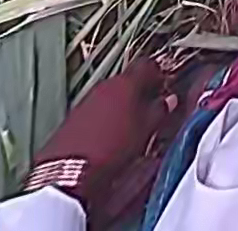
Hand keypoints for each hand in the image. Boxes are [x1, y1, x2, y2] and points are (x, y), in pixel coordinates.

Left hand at [26, 59, 171, 207]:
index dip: (157, 74)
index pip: (147, 65)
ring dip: (122, 104)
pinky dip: (105, 116)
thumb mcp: (144, 131)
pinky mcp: (74, 117)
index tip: (163, 86)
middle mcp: (106, 85)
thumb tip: (168, 101)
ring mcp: (88, 99)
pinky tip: (109, 135)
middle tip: (150, 108)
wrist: (68, 172)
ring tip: (130, 126)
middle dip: (140, 91)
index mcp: (127, 82)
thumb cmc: (111, 148)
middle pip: (128, 79)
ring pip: (111, 94)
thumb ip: (159, 111)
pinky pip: (96, 108)